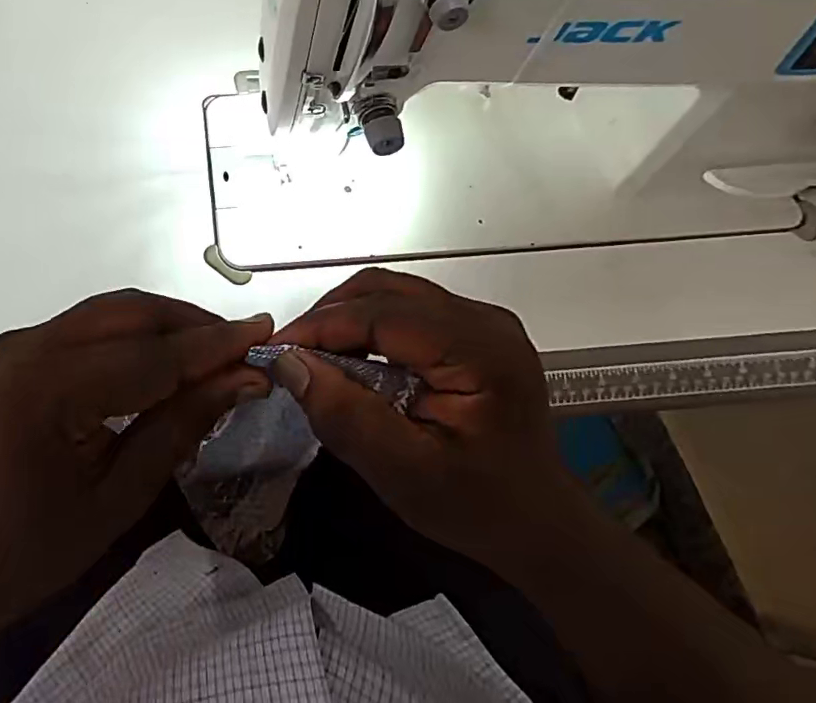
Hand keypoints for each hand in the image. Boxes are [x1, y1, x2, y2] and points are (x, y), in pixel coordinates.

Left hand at [0, 290, 273, 631]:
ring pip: (106, 315)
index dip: (211, 345)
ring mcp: (16, 344)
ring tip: (212, 352)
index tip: (262, 333)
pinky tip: (161, 360)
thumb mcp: (119, 496)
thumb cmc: (31, 549)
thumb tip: (240, 380)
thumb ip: (180, 426)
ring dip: (161, 327)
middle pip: (125, 314)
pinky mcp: (15, 352)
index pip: (148, 354)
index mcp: (46, 385)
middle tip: (241, 345)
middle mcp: (26, 346)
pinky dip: (129, 338)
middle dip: (188, 324)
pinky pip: (85, 330)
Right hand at [268, 268, 579, 559]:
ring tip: (314, 356)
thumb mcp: (403, 472)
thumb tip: (290, 364)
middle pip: (383, 291)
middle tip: (292, 353)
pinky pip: (402, 309)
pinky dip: (364, 327)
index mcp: (480, 352)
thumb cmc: (479, 506)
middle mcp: (484, 322)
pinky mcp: (469, 330)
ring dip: (343, 318)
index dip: (321, 326)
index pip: (381, 314)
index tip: (277, 350)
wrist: (537, 525)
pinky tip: (349, 359)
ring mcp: (480, 322)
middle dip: (327, 316)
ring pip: (389, 294)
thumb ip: (345, 415)